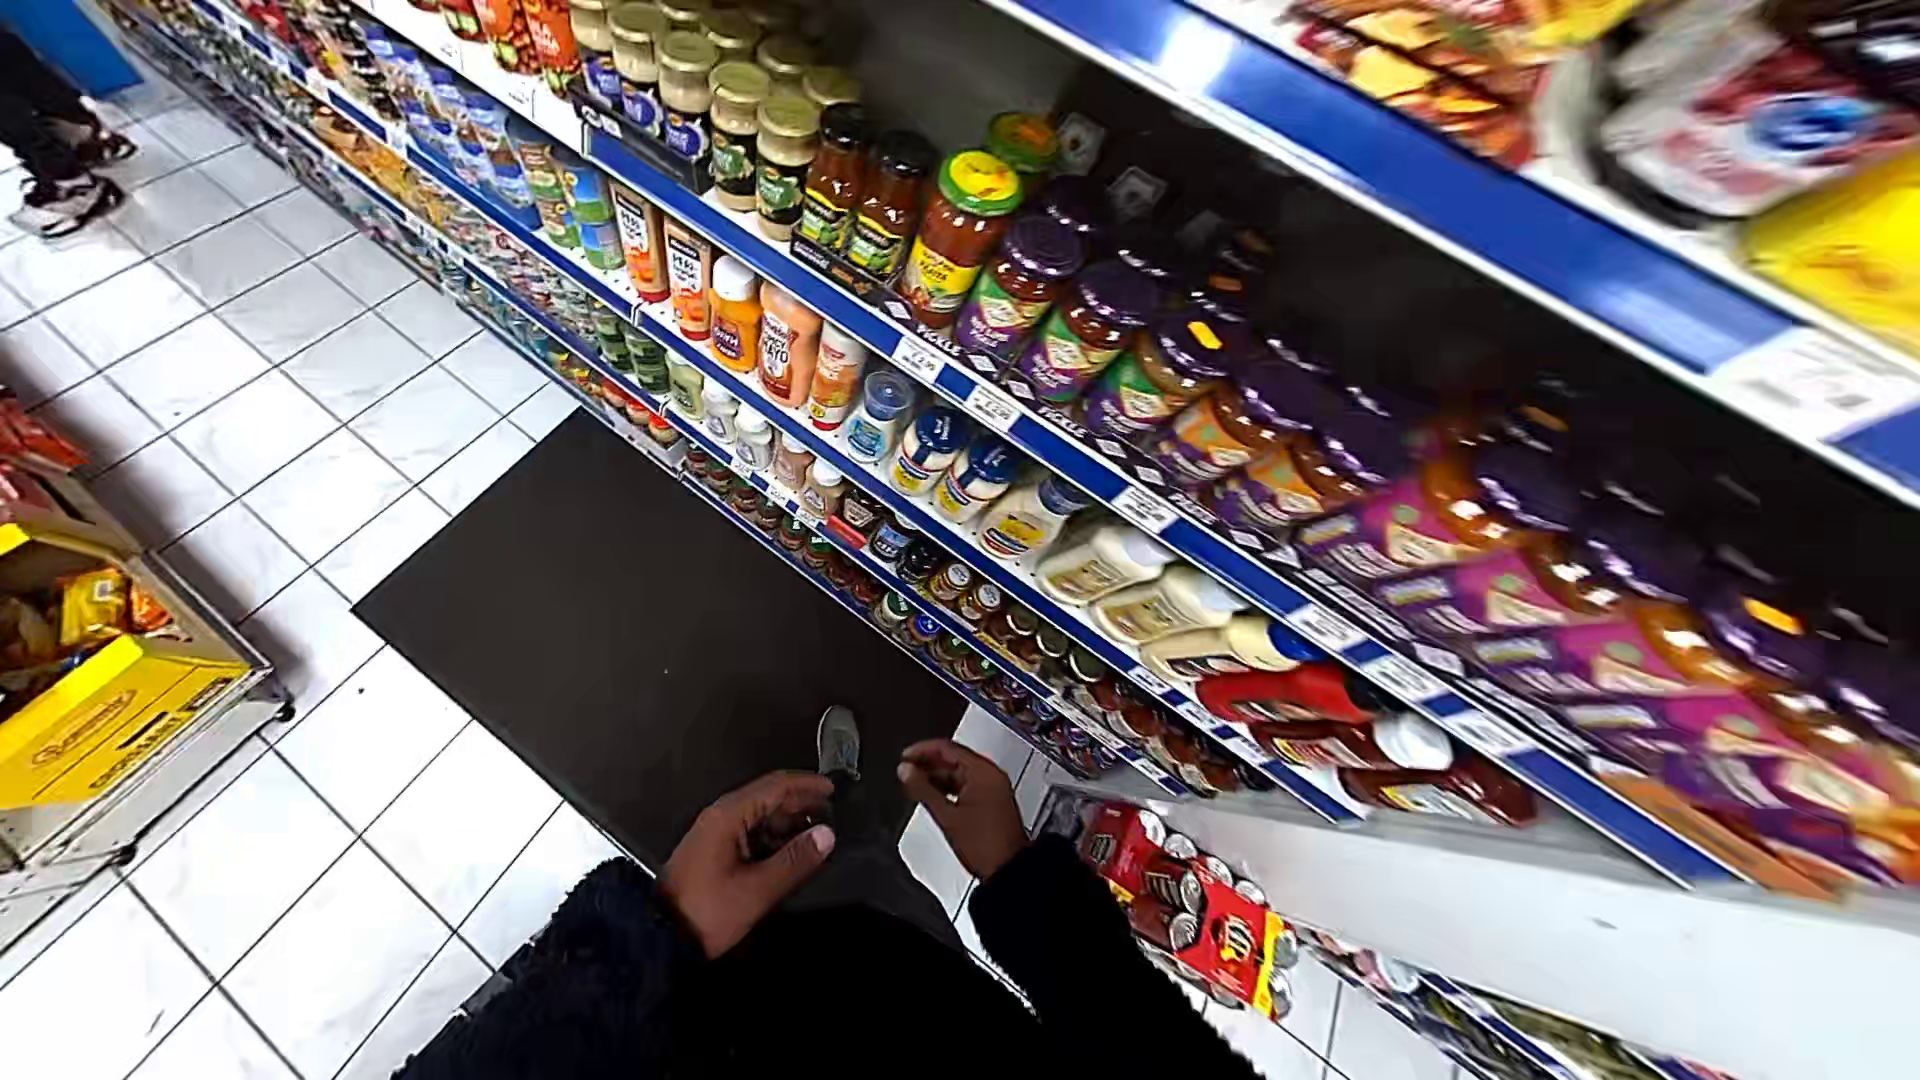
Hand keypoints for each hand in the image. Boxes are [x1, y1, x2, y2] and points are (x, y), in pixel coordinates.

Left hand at [659, 771, 835, 957]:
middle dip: (801, 803)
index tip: (832, 790)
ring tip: (815, 834)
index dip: (807, 785)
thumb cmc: (706, 912)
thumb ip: (795, 860)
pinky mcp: (714, 850)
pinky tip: (790, 850)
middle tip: (829, 814)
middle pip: (769, 796)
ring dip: (789, 821)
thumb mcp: (756, 890)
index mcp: (729, 814)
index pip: (776, 785)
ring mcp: (716, 832)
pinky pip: (751, 831)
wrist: (655, 941)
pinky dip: (774, 835)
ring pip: (760, 815)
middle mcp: (722, 815)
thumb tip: (827, 835)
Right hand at [898, 739, 1027, 879]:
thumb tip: (906, 771)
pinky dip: (947, 787)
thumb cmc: (986, 846)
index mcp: (983, 771)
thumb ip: (923, 789)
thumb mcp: (947, 815)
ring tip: (914, 783)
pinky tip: (932, 795)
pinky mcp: (990, 800)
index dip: (923, 750)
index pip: (947, 748)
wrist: (1007, 872)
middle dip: (928, 763)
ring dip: (936, 776)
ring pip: (958, 773)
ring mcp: (992, 787)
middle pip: (953, 759)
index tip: (906, 756)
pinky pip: (964, 785)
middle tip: (907, 769)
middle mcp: (990, 775)